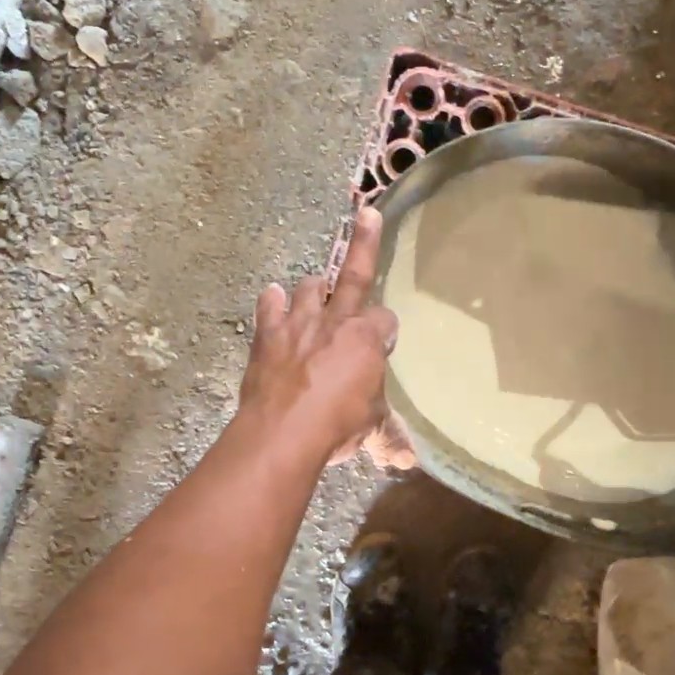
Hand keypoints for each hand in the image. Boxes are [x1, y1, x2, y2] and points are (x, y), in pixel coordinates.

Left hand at [236, 207, 399, 464]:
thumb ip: (387, 436)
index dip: (385, 332)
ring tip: (312, 292)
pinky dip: (273, 303)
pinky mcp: (267, 333)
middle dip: (364, 241)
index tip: (382, 344)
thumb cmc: (336, 426)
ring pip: (308, 287)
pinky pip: (270, 306)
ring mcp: (298, 322)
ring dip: (312, 288)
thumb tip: (407, 461)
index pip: (386, 321)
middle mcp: (335, 320)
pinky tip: (273, 299)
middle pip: (354, 273)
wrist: (282, 432)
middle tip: (366, 212)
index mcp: (367, 339)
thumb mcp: (370, 429)